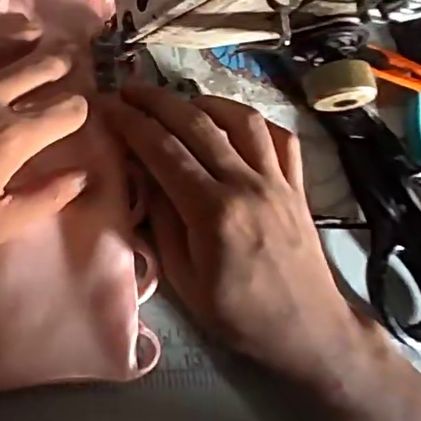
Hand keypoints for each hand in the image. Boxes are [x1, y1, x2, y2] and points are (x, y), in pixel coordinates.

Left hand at [0, 25, 90, 326]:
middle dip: (60, 62)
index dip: (78, 110)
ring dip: (24, 34)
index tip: (75, 111)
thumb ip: (46, 199)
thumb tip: (83, 176)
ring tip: (36, 30)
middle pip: (38, 66)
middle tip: (69, 56)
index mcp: (12, 137)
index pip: (66, 111)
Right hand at [102, 84, 382, 389]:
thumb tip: (143, 177)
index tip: (109, 106)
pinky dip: (254, 122)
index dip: (133, 124)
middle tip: (130, 89)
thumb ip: (163, 224)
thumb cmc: (241, 316)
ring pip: (242, 120)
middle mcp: (247, 184)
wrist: (310, 330)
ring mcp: (277, 180)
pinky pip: (280, 137)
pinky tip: (233, 122)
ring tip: (180, 102)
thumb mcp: (186, 283)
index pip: (164, 151)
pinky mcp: (298, 184)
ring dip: (205, 102)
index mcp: (214, 212)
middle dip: (158, 101)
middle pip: (198, 124)